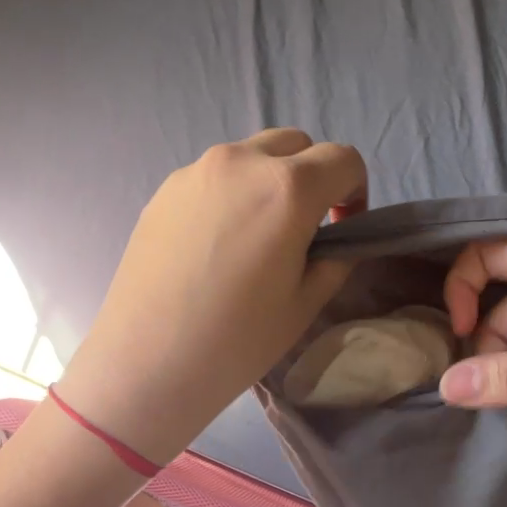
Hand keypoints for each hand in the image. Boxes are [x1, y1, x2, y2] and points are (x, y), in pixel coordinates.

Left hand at [57, 129, 366, 462]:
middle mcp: (241, 163)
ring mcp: (196, 171)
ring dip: (268, 184)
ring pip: (250, 157)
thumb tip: (333, 241)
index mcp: (287, 190)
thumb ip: (333, 260)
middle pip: (296, 146)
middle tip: (304, 231)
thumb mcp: (304, 305)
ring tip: (255, 241)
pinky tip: (216, 251)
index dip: (355, 191)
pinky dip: (230, 198)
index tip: (343, 228)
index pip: (343, 159)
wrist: (150, 360)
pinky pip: (213, 179)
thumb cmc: (238, 340)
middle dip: (313, 178)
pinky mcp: (164, 190)